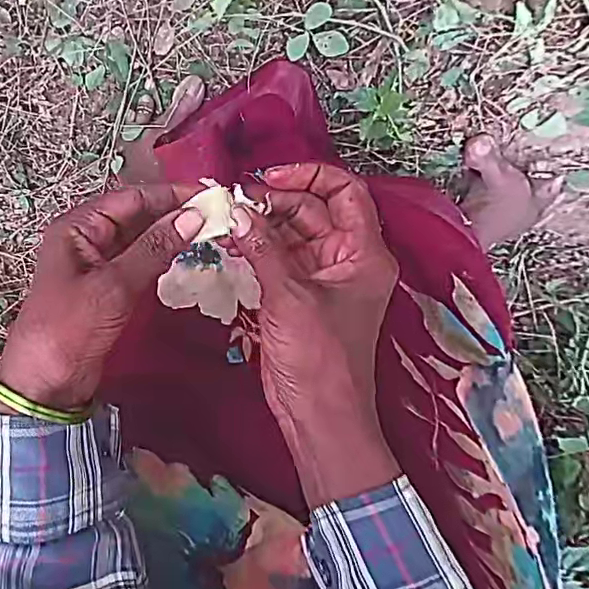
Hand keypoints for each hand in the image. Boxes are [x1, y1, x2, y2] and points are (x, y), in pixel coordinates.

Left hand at [0, 182, 206, 410]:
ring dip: (170, 236)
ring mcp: (96, 266)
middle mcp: (85, 240)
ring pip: (139, 241)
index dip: (168, 195)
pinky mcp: (107, 291)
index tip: (207, 196)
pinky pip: (138, 265)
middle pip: (135, 217)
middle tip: (216, 215)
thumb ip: (154, 249)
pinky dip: (162, 260)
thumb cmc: (69, 328)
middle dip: (172, 214)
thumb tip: (191, 217)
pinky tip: (187, 258)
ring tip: (210, 233)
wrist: (45, 382)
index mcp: (77, 228)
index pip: (129, 199)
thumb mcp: (114, 285)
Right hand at [232, 163, 402, 504]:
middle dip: (273, 203)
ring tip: (226, 222)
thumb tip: (235, 211)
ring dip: (259, 226)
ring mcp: (319, 278)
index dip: (309, 176)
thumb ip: (262, 249)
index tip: (267, 177)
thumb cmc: (320, 358)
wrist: (318, 413)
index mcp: (362, 253)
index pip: (344, 192)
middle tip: (235, 205)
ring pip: (289, 235)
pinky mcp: (296, 296)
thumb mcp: (290, 297)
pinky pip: (275, 260)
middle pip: (310, 211)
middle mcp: (344, 259)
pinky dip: (254, 250)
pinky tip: (229, 245)